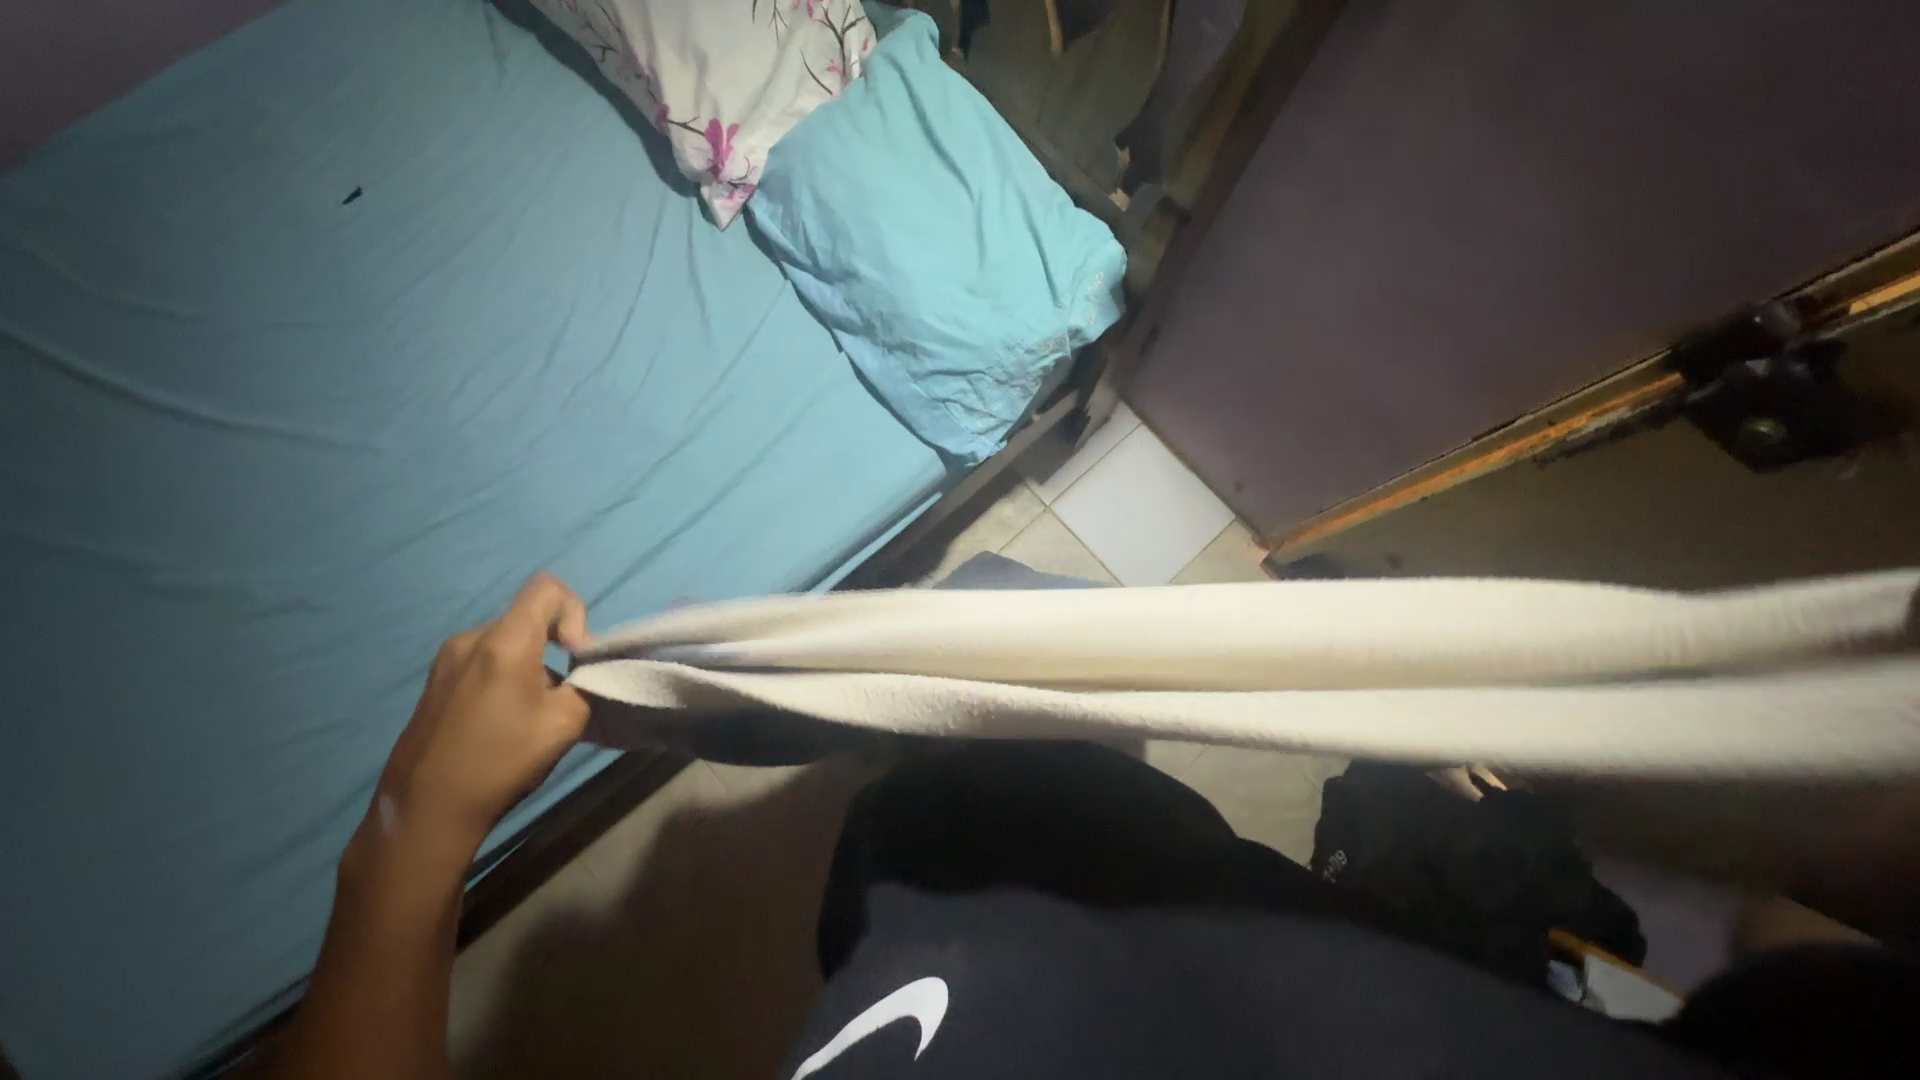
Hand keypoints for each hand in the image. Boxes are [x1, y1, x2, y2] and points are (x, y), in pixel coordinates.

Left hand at [366, 573, 592, 866]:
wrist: (424, 809)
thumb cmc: (500, 761)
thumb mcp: (565, 723)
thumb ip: (583, 685)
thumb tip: (577, 674)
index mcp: (505, 641)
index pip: (548, 588)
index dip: (575, 611)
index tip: (576, 655)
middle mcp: (471, 638)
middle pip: (527, 617)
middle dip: (554, 645)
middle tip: (561, 692)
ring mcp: (446, 659)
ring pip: (506, 641)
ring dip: (529, 664)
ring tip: (529, 712)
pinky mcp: (434, 682)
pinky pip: (482, 660)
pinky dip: (504, 676)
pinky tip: (500, 721)